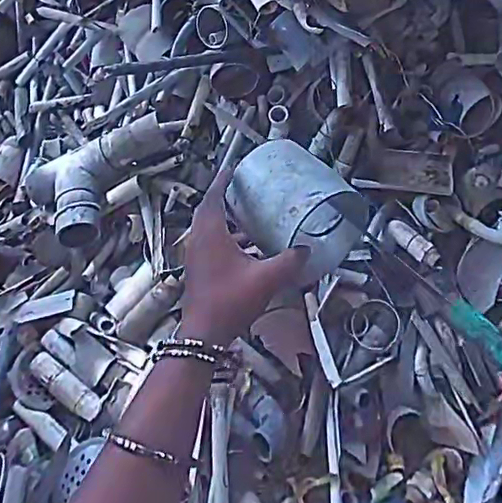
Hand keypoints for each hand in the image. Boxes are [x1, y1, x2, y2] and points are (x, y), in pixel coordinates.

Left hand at [177, 167, 307, 345]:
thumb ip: (288, 262)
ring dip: (226, 220)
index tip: (231, 168)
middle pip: (209, 209)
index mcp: (210, 234)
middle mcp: (199, 240)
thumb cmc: (228, 302)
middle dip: (224, 197)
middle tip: (240, 189)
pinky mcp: (199, 270)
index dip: (222, 179)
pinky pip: (211, 244)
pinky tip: (247, 250)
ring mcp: (196, 256)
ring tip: (248, 217)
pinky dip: (226, 239)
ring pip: (209, 228)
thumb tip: (304, 250)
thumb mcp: (265, 279)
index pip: (213, 196)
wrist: (204, 334)